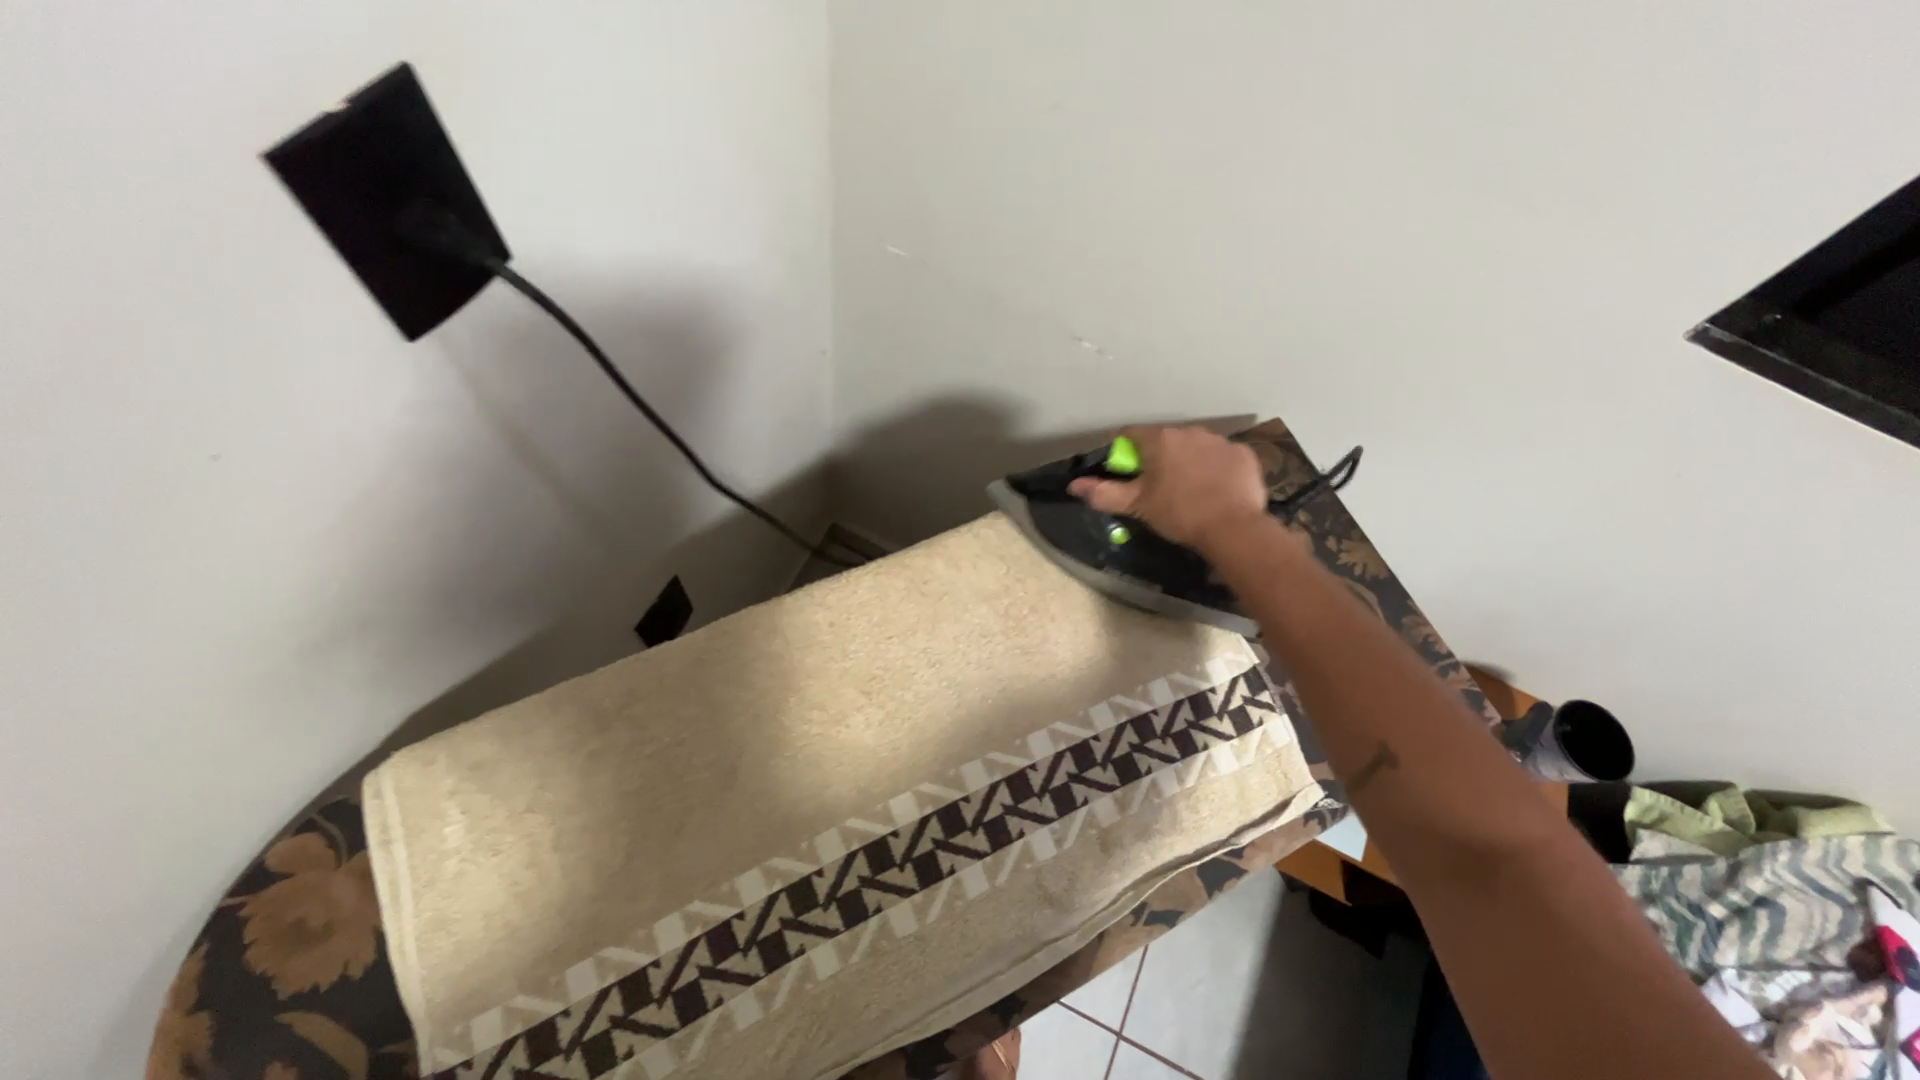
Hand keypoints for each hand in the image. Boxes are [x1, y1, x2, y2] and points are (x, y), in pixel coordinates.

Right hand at [1067, 426, 1268, 549]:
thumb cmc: (1179, 513)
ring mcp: (1219, 441)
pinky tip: (1217, 490)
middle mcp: (1189, 431)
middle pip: (1165, 439)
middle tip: (1160, 487)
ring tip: (1191, 490)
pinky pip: (1222, 457)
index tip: (1129, 474)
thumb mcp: (1138, 506)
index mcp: (1159, 439)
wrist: (1232, 528)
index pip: (1130, 434)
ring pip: (1196, 446)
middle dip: (1160, 457)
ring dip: (1189, 460)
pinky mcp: (1243, 454)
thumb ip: (1105, 493)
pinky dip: (1217, 468)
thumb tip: (1074, 485)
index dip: (1125, 452)